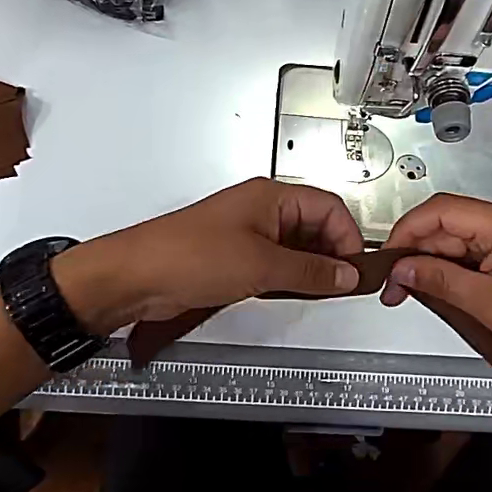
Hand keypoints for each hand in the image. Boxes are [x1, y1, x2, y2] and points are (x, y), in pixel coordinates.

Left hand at [51, 179, 364, 332]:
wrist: (136, 277)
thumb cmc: (184, 255)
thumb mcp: (262, 266)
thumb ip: (311, 271)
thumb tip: (344, 273)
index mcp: (271, 197)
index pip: (329, 208)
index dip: (348, 237)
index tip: (355, 268)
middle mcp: (262, 211)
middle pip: (316, 226)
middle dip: (332, 254)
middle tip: (343, 283)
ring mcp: (249, 234)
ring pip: (297, 247)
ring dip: (312, 269)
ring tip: (321, 291)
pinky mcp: (236, 257)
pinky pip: (277, 263)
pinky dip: (290, 278)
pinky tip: (293, 294)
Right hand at [379, 194, 491, 381]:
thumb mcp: (489, 303)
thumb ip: (439, 281)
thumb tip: (401, 268)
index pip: (441, 210)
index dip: (406, 232)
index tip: (387, 259)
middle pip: (447, 226)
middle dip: (417, 256)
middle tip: (394, 289)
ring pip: (457, 242)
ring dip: (434, 267)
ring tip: (414, 296)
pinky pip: (473, 254)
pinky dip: (454, 273)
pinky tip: (440, 293)